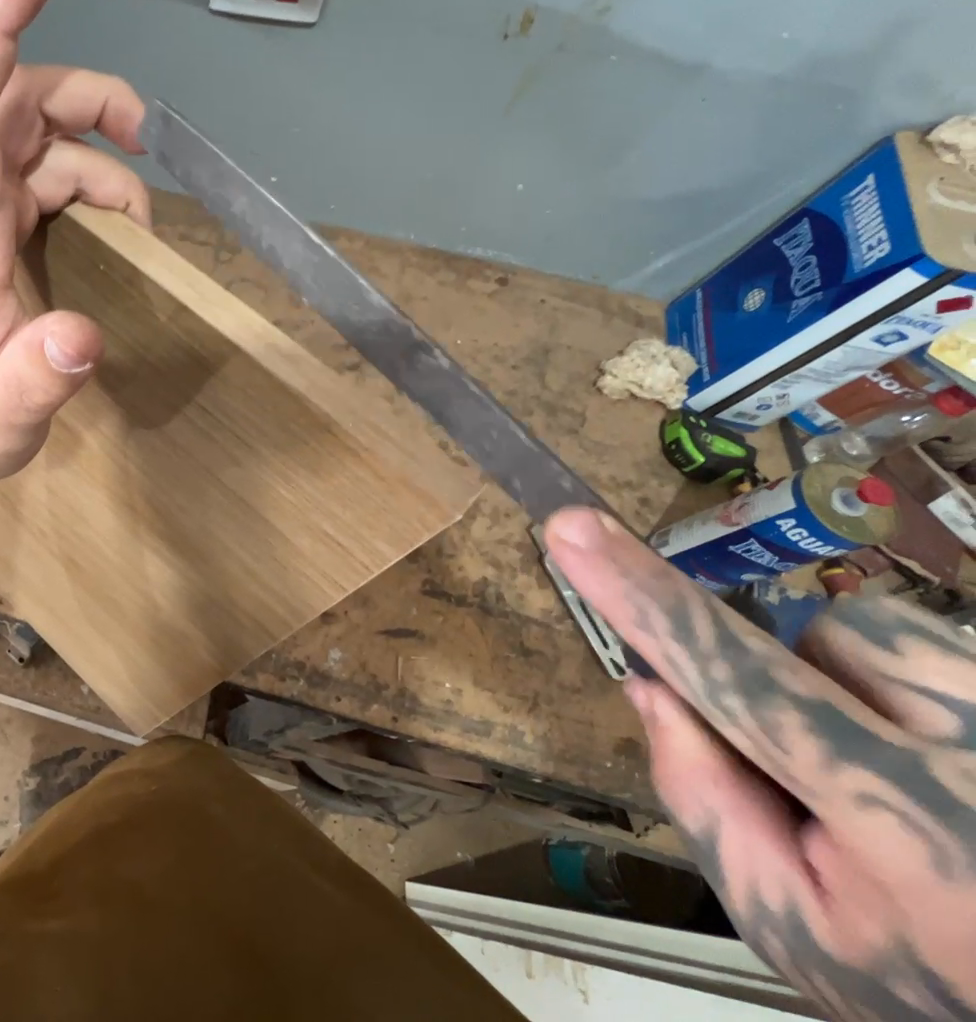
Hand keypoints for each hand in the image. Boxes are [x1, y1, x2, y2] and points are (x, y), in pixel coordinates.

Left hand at [0, 0, 151, 486]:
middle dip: (79, 91)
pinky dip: (83, 175)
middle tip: (142, 130)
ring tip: (141, 190)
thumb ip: (36, 381)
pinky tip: (117, 216)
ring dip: (90, 135)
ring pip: (25, 128)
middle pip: (7, 100)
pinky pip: (33, 169)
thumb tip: (82, 338)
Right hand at [545, 508, 975, 1021]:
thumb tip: (652, 686)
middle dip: (778, 663)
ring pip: (883, 626)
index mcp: (905, 818)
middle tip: (801, 756)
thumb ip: (700, 798)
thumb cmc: (923, 976)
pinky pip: (935, 644)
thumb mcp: (780, 916)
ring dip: (845, 671)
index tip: (571, 529)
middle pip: (821, 629)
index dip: (645, 600)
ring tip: (880, 759)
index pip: (741, 679)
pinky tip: (930, 751)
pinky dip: (904, 682)